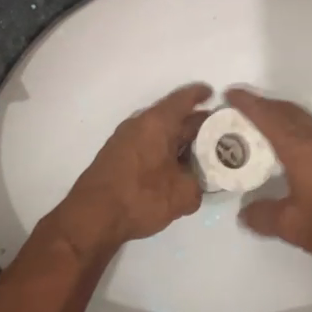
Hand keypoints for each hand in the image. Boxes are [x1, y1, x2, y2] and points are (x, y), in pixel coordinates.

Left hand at [42, 83, 211, 258]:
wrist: (93, 216)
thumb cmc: (141, 197)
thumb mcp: (182, 194)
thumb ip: (198, 183)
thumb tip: (198, 181)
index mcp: (157, 123)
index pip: (183, 99)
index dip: (200, 95)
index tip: (214, 96)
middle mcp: (140, 124)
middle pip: (173, 116)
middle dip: (196, 123)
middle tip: (218, 132)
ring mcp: (126, 140)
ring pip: (160, 132)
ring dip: (179, 139)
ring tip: (201, 152)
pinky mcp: (118, 156)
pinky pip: (148, 144)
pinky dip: (164, 150)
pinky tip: (175, 168)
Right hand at [226, 88, 311, 278]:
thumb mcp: (296, 227)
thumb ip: (266, 217)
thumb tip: (245, 212)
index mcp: (301, 148)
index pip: (268, 116)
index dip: (248, 104)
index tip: (229, 94)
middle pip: (289, 112)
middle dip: (264, 106)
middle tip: (242, 110)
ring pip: (306, 121)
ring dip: (284, 118)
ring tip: (265, 128)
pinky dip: (300, 131)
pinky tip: (299, 151)